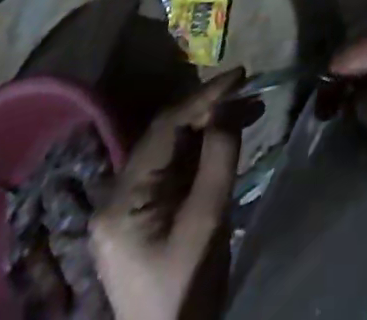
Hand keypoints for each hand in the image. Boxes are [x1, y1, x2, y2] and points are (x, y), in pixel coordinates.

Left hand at [91, 69, 254, 319]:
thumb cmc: (187, 290)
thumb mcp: (206, 224)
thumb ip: (218, 161)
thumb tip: (230, 109)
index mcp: (121, 199)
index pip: (164, 130)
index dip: (203, 98)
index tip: (240, 75)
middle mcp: (117, 196)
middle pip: (165, 138)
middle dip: (209, 111)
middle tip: (250, 92)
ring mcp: (129, 208)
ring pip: (172, 152)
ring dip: (209, 129)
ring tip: (249, 110)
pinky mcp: (145, 218)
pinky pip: (175, 171)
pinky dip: (202, 152)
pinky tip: (228, 139)